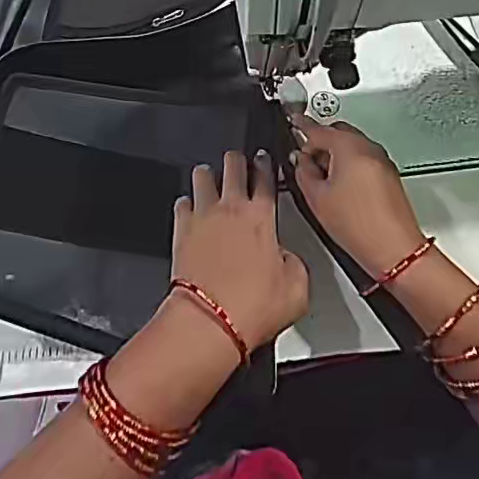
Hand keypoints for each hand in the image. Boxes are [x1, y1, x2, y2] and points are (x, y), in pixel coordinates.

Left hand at [170, 150, 308, 348]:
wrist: (210, 319)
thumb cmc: (249, 306)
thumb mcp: (297, 288)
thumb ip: (294, 263)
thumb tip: (287, 260)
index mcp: (261, 217)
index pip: (265, 178)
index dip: (265, 164)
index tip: (264, 161)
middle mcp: (230, 209)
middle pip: (232, 165)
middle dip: (237, 159)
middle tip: (239, 160)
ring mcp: (202, 216)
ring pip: (202, 176)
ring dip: (207, 173)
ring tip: (210, 175)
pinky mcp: (181, 230)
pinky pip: (181, 203)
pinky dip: (186, 202)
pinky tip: (190, 207)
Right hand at [290, 114, 426, 274]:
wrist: (394, 250)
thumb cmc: (361, 227)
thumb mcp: (316, 198)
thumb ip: (302, 171)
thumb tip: (300, 162)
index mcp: (349, 147)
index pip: (318, 129)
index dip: (300, 128)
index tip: (294, 123)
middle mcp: (369, 148)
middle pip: (337, 132)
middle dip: (320, 144)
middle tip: (306, 162)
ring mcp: (382, 160)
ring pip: (351, 145)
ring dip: (335, 155)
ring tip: (324, 182)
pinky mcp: (389, 174)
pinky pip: (363, 158)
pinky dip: (350, 165)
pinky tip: (342, 189)